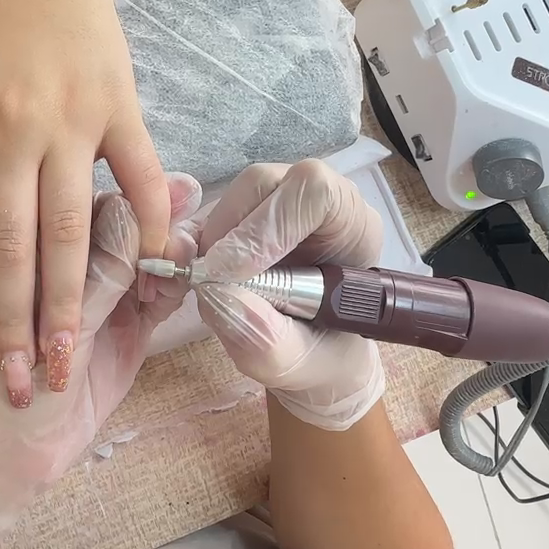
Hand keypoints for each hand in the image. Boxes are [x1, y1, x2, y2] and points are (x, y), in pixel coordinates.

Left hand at [0, 0, 168, 409]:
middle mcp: (8, 136)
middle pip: (8, 252)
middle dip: (11, 330)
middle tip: (20, 392)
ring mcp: (68, 122)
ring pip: (70, 228)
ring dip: (69, 300)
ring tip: (69, 358)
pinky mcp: (118, 107)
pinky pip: (138, 169)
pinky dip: (151, 217)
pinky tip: (157, 268)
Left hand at [0, 174, 200, 548]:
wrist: (2, 455)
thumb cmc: (4, 382)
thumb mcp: (48, 323)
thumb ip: (94, 273)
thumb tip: (133, 209)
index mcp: (41, 247)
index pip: (92, 208)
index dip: (131, 199)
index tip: (167, 194)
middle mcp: (75, 266)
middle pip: (129, 229)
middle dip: (159, 219)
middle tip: (190, 210)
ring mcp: (107, 299)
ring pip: (149, 262)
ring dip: (170, 254)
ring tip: (189, 252)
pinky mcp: (131, 334)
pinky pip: (160, 301)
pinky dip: (174, 289)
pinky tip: (184, 283)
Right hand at [192, 161, 387, 430]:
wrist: (311, 354)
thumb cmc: (321, 356)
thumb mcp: (300, 366)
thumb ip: (266, 340)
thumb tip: (217, 294)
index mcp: (353, 227)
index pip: (314, 192)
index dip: (266, 226)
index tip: (232, 274)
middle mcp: (317, 200)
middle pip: (263, 183)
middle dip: (227, 233)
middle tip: (209, 282)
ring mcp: (278, 198)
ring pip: (232, 195)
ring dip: (209, 241)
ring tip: (213, 287)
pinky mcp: (244, 209)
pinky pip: (209, 210)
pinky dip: (195, 244)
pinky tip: (205, 277)